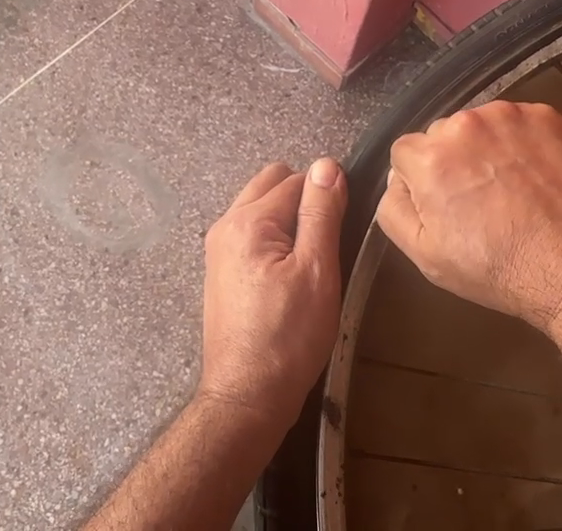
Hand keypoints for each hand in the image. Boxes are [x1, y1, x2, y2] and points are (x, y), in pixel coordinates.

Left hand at [196, 159, 346, 428]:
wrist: (247, 396)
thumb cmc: (289, 336)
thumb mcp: (317, 270)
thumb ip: (321, 212)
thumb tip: (326, 164)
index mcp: (248, 220)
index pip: (297, 180)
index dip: (326, 197)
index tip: (343, 228)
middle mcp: (225, 224)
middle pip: (272, 184)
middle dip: (303, 200)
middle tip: (326, 243)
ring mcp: (218, 248)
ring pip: (262, 208)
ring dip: (288, 220)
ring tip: (310, 262)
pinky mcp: (221, 270)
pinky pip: (252, 233)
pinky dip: (274, 239)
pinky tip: (289, 275)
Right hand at [375, 101, 561, 333]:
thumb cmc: (501, 269)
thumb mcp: (426, 257)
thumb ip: (393, 209)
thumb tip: (395, 180)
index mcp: (430, 157)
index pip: (405, 152)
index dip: (422, 181)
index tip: (446, 205)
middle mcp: (465, 124)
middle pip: (444, 134)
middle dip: (455, 160)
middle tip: (481, 200)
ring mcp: (510, 115)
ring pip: (482, 125)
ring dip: (489, 149)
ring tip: (515, 190)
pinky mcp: (548, 115)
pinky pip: (520, 123)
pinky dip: (524, 144)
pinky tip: (539, 178)